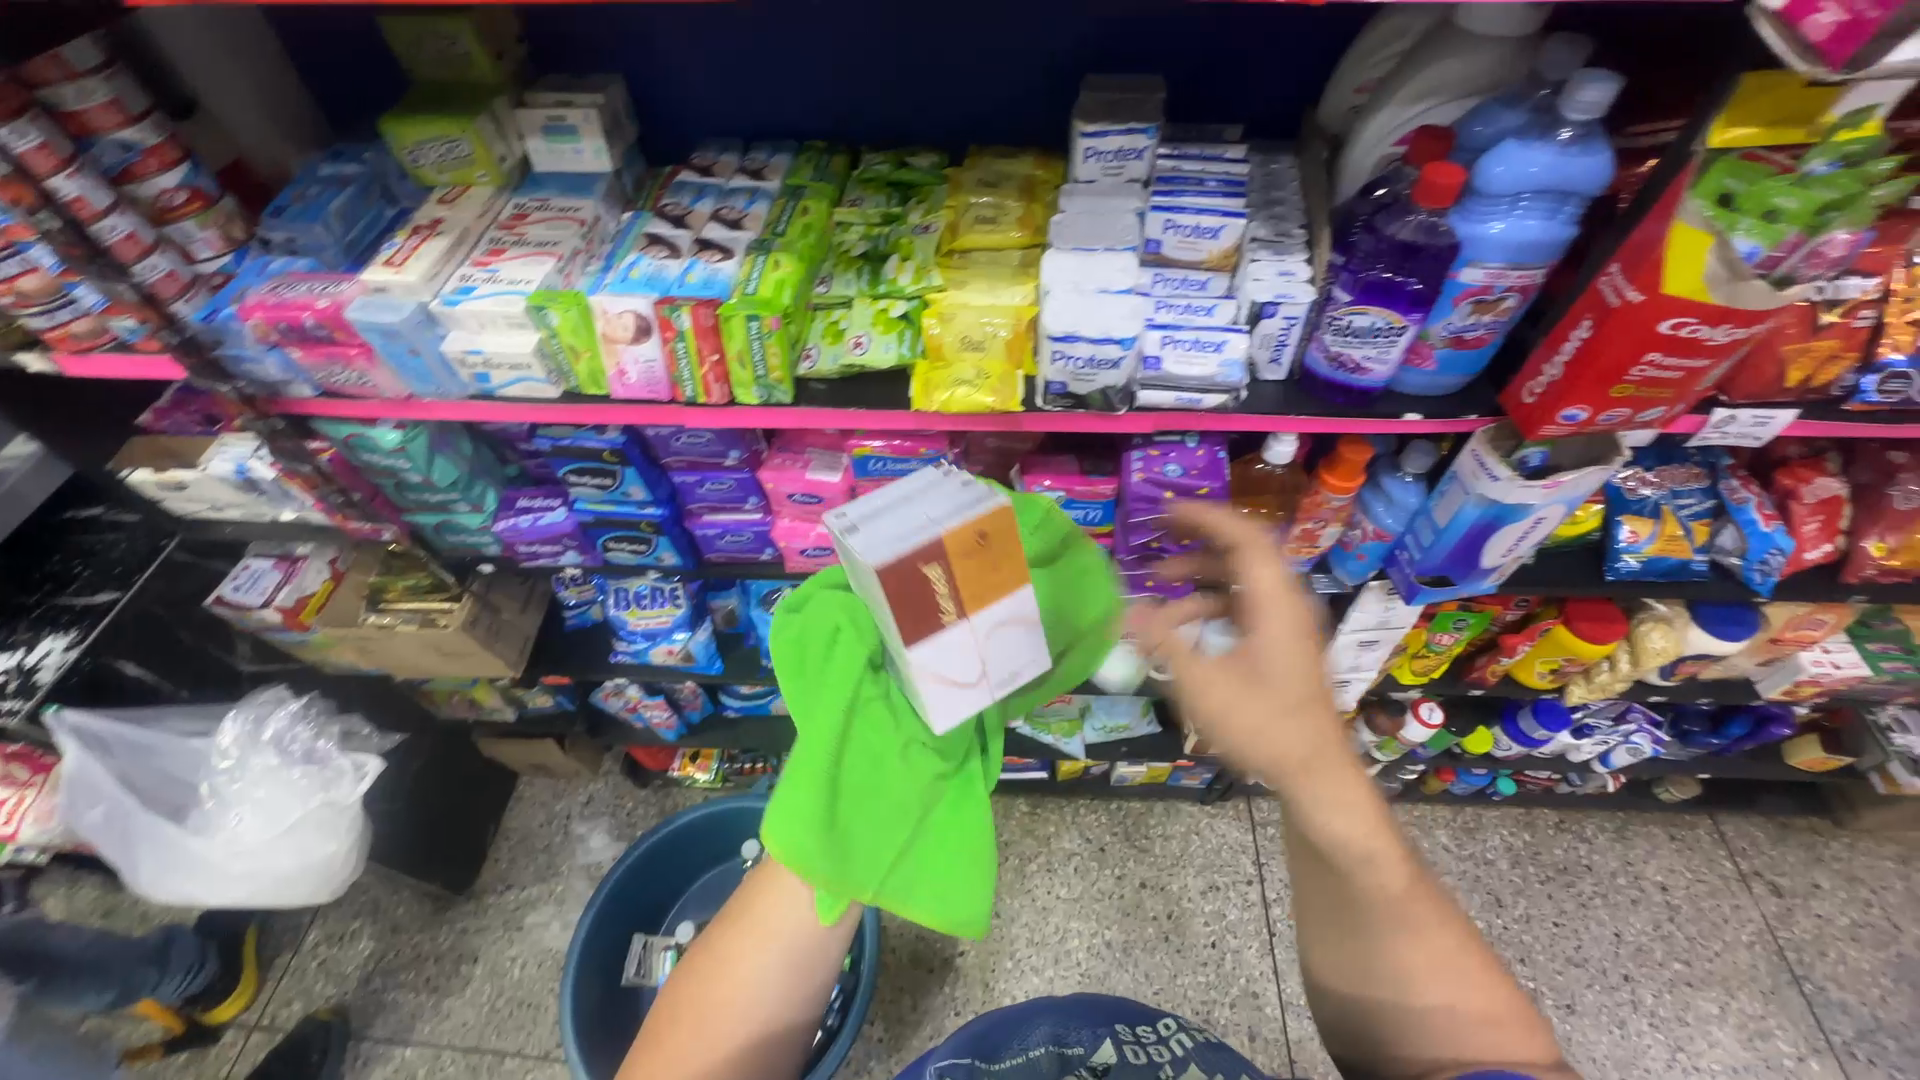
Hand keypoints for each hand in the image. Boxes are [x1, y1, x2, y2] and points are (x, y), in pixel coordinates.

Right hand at [1132, 501, 1352, 786]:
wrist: (1314, 772)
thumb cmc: (1261, 725)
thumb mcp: (1202, 684)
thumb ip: (1162, 641)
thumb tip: (1124, 610)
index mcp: (1273, 602)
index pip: (1243, 537)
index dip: (1204, 517)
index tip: (1164, 511)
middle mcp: (1285, 603)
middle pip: (1242, 552)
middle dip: (1196, 540)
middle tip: (1155, 535)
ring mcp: (1286, 624)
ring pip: (1241, 581)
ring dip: (1199, 576)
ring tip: (1156, 583)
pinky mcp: (1281, 645)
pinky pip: (1244, 606)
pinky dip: (1210, 605)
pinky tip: (1180, 626)